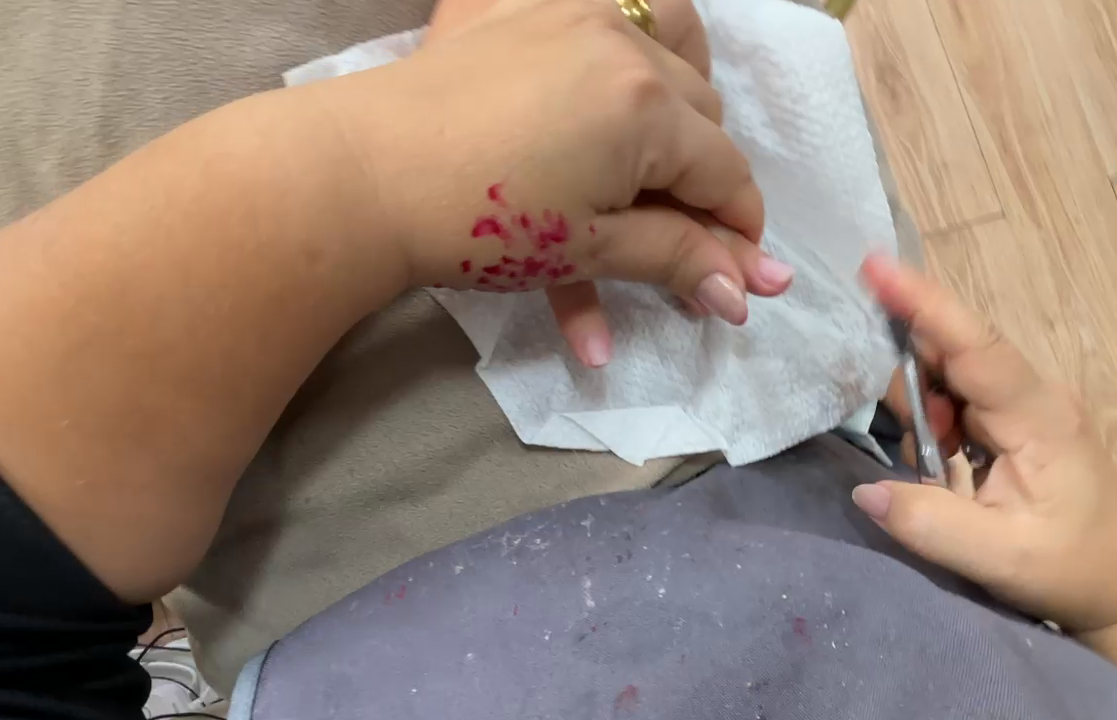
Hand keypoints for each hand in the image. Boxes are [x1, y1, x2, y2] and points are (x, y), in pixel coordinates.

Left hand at [323, 0, 793, 367]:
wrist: (367, 174)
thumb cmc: (481, 225)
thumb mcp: (587, 249)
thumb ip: (675, 260)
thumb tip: (748, 293)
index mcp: (646, 108)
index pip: (724, 172)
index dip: (740, 229)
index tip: (743, 273)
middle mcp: (624, 40)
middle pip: (704, 115)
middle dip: (706, 181)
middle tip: (684, 236)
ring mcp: (574, 8)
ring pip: (673, 37)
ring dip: (686, 94)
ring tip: (666, 146)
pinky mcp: (529, 1)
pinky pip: (612, 0)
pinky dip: (634, 35)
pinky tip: (620, 67)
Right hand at [848, 255, 1116, 633]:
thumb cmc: (1077, 567)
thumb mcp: (1002, 558)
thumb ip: (930, 524)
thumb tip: (864, 490)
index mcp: (1038, 419)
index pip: (976, 348)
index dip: (926, 306)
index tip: (875, 266)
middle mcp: (1030, 399)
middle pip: (954, 348)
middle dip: (906, 354)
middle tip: (891, 405)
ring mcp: (1020, 409)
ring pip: (948, 373)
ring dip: (916, 400)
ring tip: (928, 461)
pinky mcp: (1008, 425)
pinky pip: (953, 399)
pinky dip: (926, 416)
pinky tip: (929, 455)